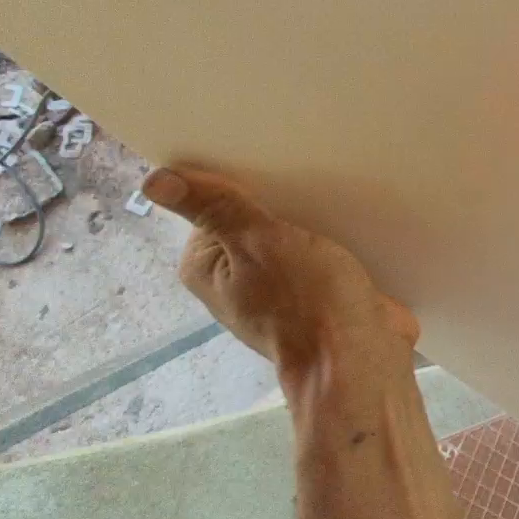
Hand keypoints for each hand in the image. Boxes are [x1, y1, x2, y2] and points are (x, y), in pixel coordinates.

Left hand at [143, 166, 417, 378]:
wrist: (359, 354)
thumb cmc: (306, 299)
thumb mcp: (263, 243)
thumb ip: (218, 209)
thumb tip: (156, 179)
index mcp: (207, 266)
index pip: (216, 206)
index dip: (247, 183)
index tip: (280, 165)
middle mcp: (237, 276)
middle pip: (258, 220)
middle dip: (290, 201)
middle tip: (321, 179)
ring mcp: (281, 287)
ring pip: (297, 237)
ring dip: (323, 220)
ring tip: (347, 201)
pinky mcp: (322, 291)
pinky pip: (327, 254)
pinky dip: (342, 240)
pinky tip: (362, 228)